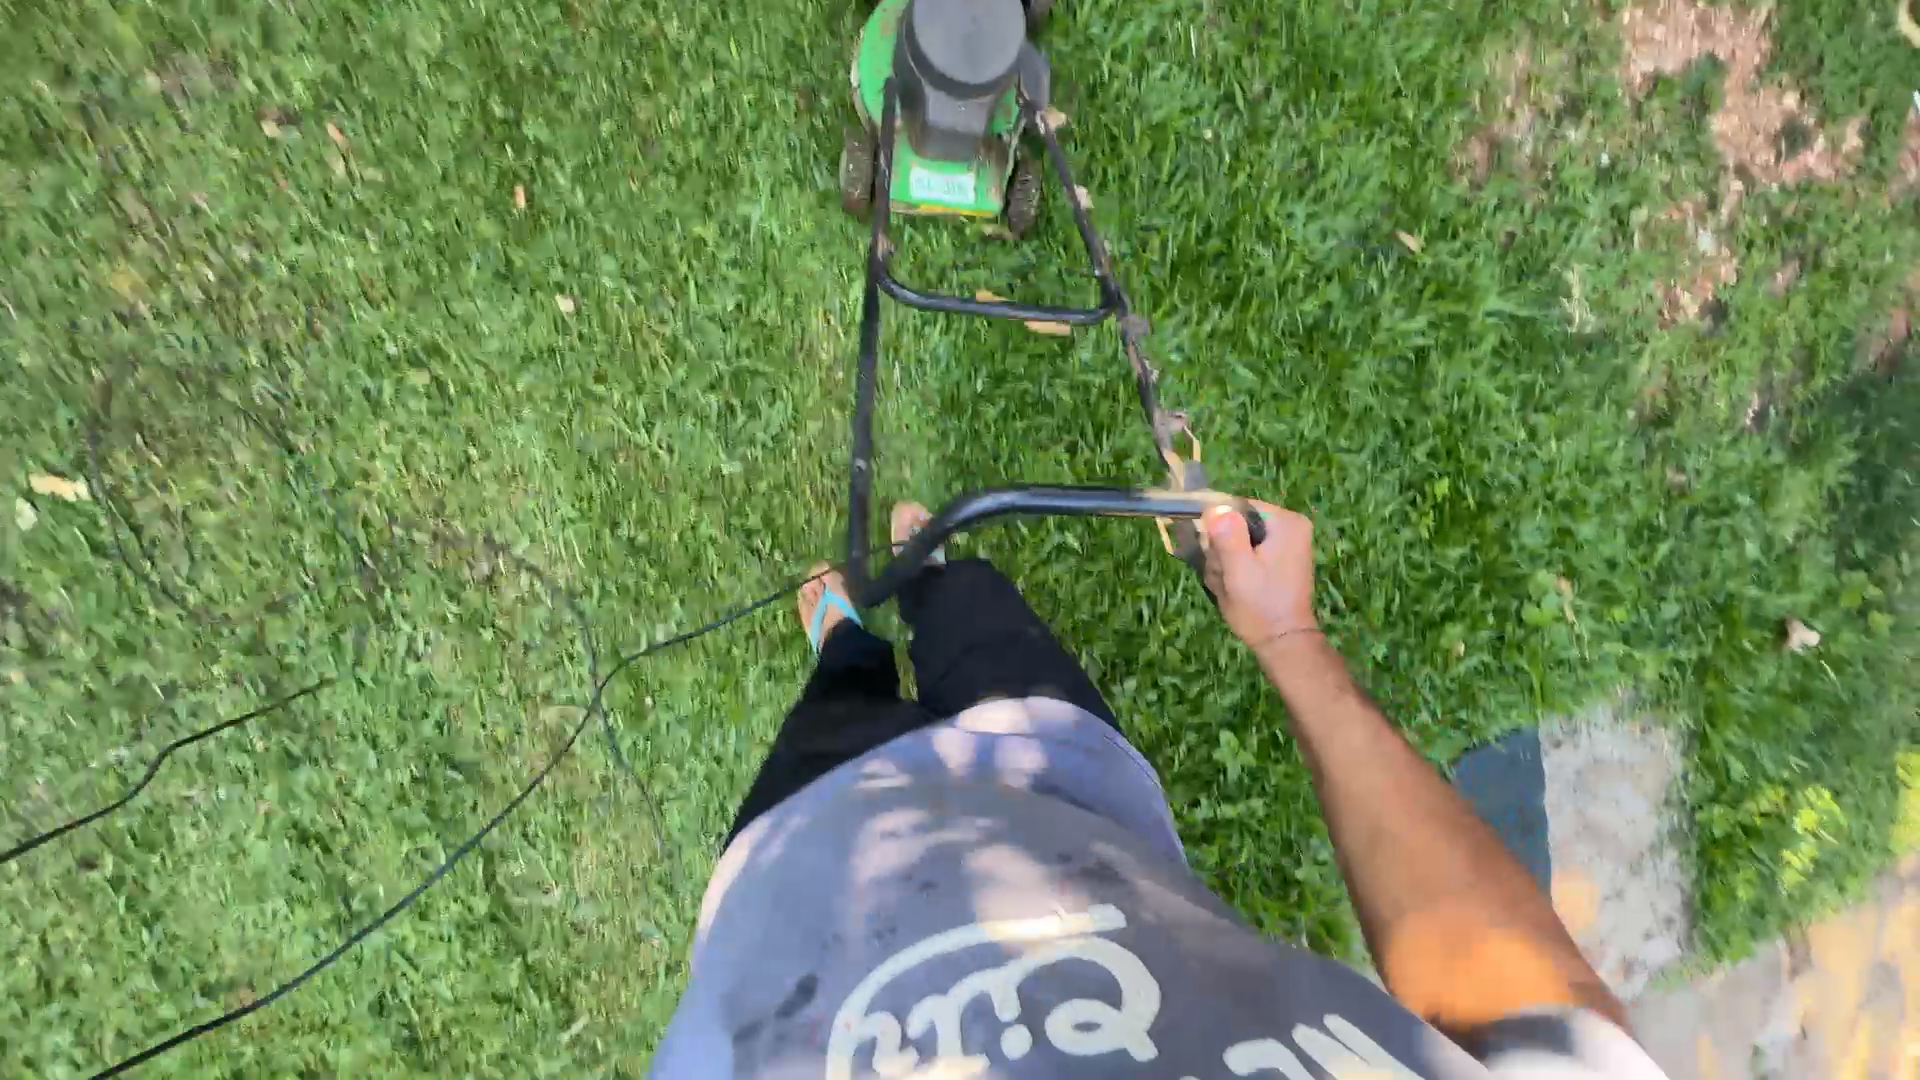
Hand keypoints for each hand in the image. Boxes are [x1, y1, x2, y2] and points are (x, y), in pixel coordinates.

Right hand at [1202, 500, 1318, 651]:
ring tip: (1229, 585)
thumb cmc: (1260, 606)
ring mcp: (1285, 542)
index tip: (1214, 553)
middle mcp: (1289, 525)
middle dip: (1221, 550)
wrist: (1282, 641)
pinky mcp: (1278, 557)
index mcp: (1285, 522)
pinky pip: (1244, 552)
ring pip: (1235, 539)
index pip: (1236, 507)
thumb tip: (1214, 507)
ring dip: (1224, 562)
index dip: (1217, 528)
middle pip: (1235, 523)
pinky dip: (1234, 569)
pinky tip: (1234, 587)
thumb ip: (1227, 536)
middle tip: (1225, 576)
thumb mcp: (1238, 570)